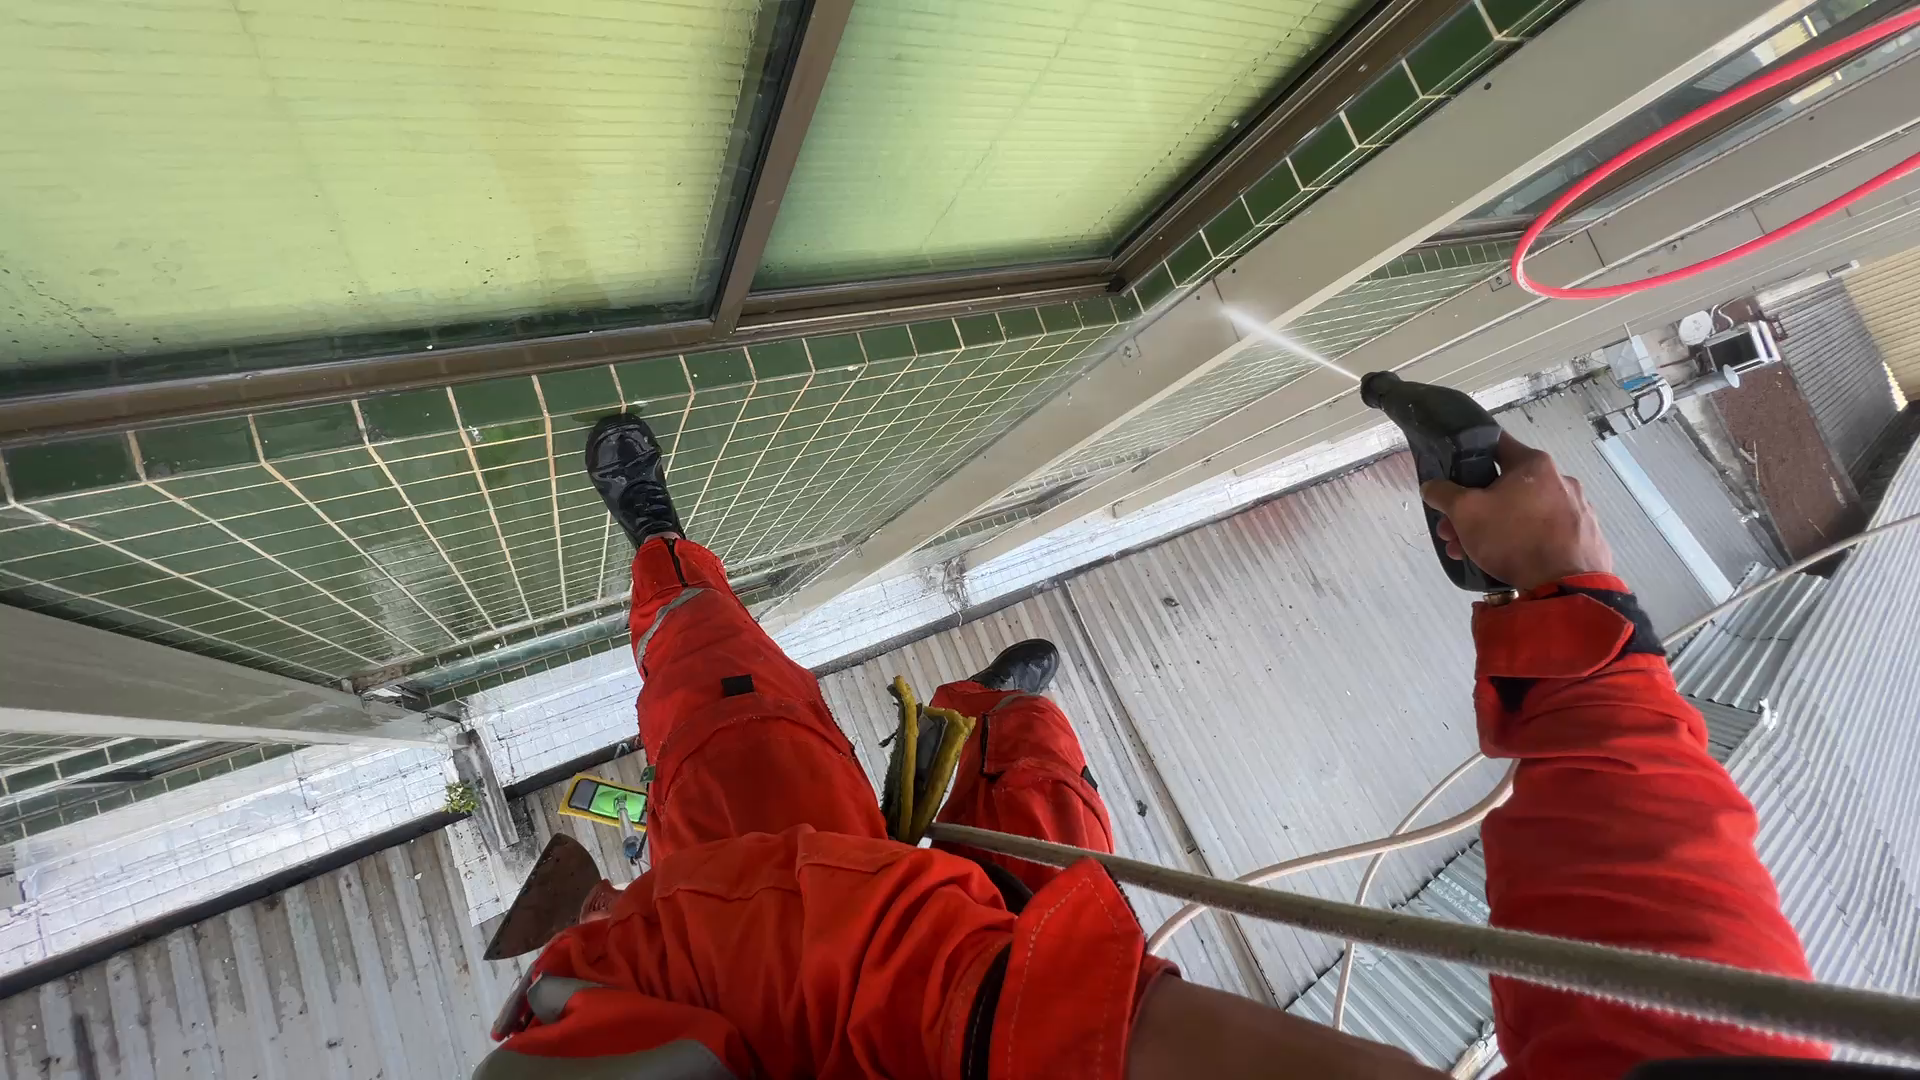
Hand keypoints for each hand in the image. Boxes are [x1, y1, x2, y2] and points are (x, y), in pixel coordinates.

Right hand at [1419, 432, 1613, 591]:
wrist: (1564, 584)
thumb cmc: (1512, 537)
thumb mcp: (1463, 511)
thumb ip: (1442, 493)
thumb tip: (1432, 486)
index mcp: (1534, 464)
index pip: (1495, 443)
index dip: (1467, 453)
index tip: (1450, 470)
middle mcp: (1560, 479)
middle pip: (1503, 485)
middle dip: (1471, 506)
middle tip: (1452, 528)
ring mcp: (1576, 508)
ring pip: (1520, 510)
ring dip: (1490, 525)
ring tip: (1468, 550)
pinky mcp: (1583, 535)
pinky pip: (1541, 530)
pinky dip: (1518, 539)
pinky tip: (1501, 558)